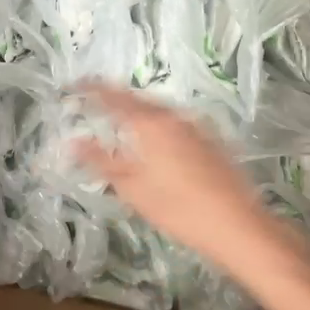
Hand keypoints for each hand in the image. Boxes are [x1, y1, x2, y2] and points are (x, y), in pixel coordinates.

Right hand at [70, 82, 280, 273]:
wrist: (237, 224)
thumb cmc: (178, 208)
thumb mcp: (132, 188)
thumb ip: (100, 161)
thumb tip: (72, 142)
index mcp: (150, 123)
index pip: (113, 96)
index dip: (92, 89)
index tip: (75, 85)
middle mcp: (173, 116)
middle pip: (138, 100)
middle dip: (116, 99)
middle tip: (97, 103)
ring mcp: (196, 126)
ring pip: (160, 111)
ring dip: (139, 112)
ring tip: (123, 121)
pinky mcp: (212, 140)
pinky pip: (176, 123)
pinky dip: (159, 125)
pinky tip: (157, 143)